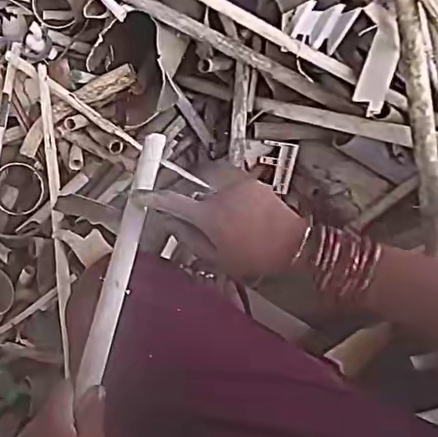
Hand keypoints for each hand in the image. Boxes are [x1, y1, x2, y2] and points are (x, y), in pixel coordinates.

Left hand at [10, 381, 106, 436]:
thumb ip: (93, 414)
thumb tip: (94, 388)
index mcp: (50, 415)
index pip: (65, 386)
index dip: (82, 387)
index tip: (97, 399)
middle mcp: (32, 426)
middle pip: (56, 410)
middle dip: (75, 415)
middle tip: (98, 433)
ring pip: (49, 431)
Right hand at [146, 165, 307, 279]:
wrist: (295, 246)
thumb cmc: (260, 256)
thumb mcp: (216, 258)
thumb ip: (190, 239)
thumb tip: (174, 225)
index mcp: (210, 215)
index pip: (171, 201)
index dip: (152, 198)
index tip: (142, 196)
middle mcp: (223, 194)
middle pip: (190, 183)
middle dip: (184, 192)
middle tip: (183, 206)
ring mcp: (238, 185)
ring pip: (209, 178)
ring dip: (204, 188)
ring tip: (210, 208)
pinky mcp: (251, 182)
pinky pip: (227, 178)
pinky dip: (221, 188)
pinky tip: (229, 206)